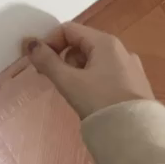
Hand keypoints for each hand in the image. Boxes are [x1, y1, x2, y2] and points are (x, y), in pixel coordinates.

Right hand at [23, 23, 154, 119]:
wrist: (134, 134)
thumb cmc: (99, 101)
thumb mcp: (68, 81)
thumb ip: (46, 61)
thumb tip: (29, 43)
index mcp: (105, 42)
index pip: (68, 30)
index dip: (49, 43)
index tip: (41, 64)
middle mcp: (120, 49)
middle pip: (80, 44)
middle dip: (63, 59)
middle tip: (55, 80)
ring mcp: (130, 66)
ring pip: (93, 60)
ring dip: (76, 71)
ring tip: (75, 92)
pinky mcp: (135, 84)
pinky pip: (106, 73)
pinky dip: (92, 80)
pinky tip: (91, 98)